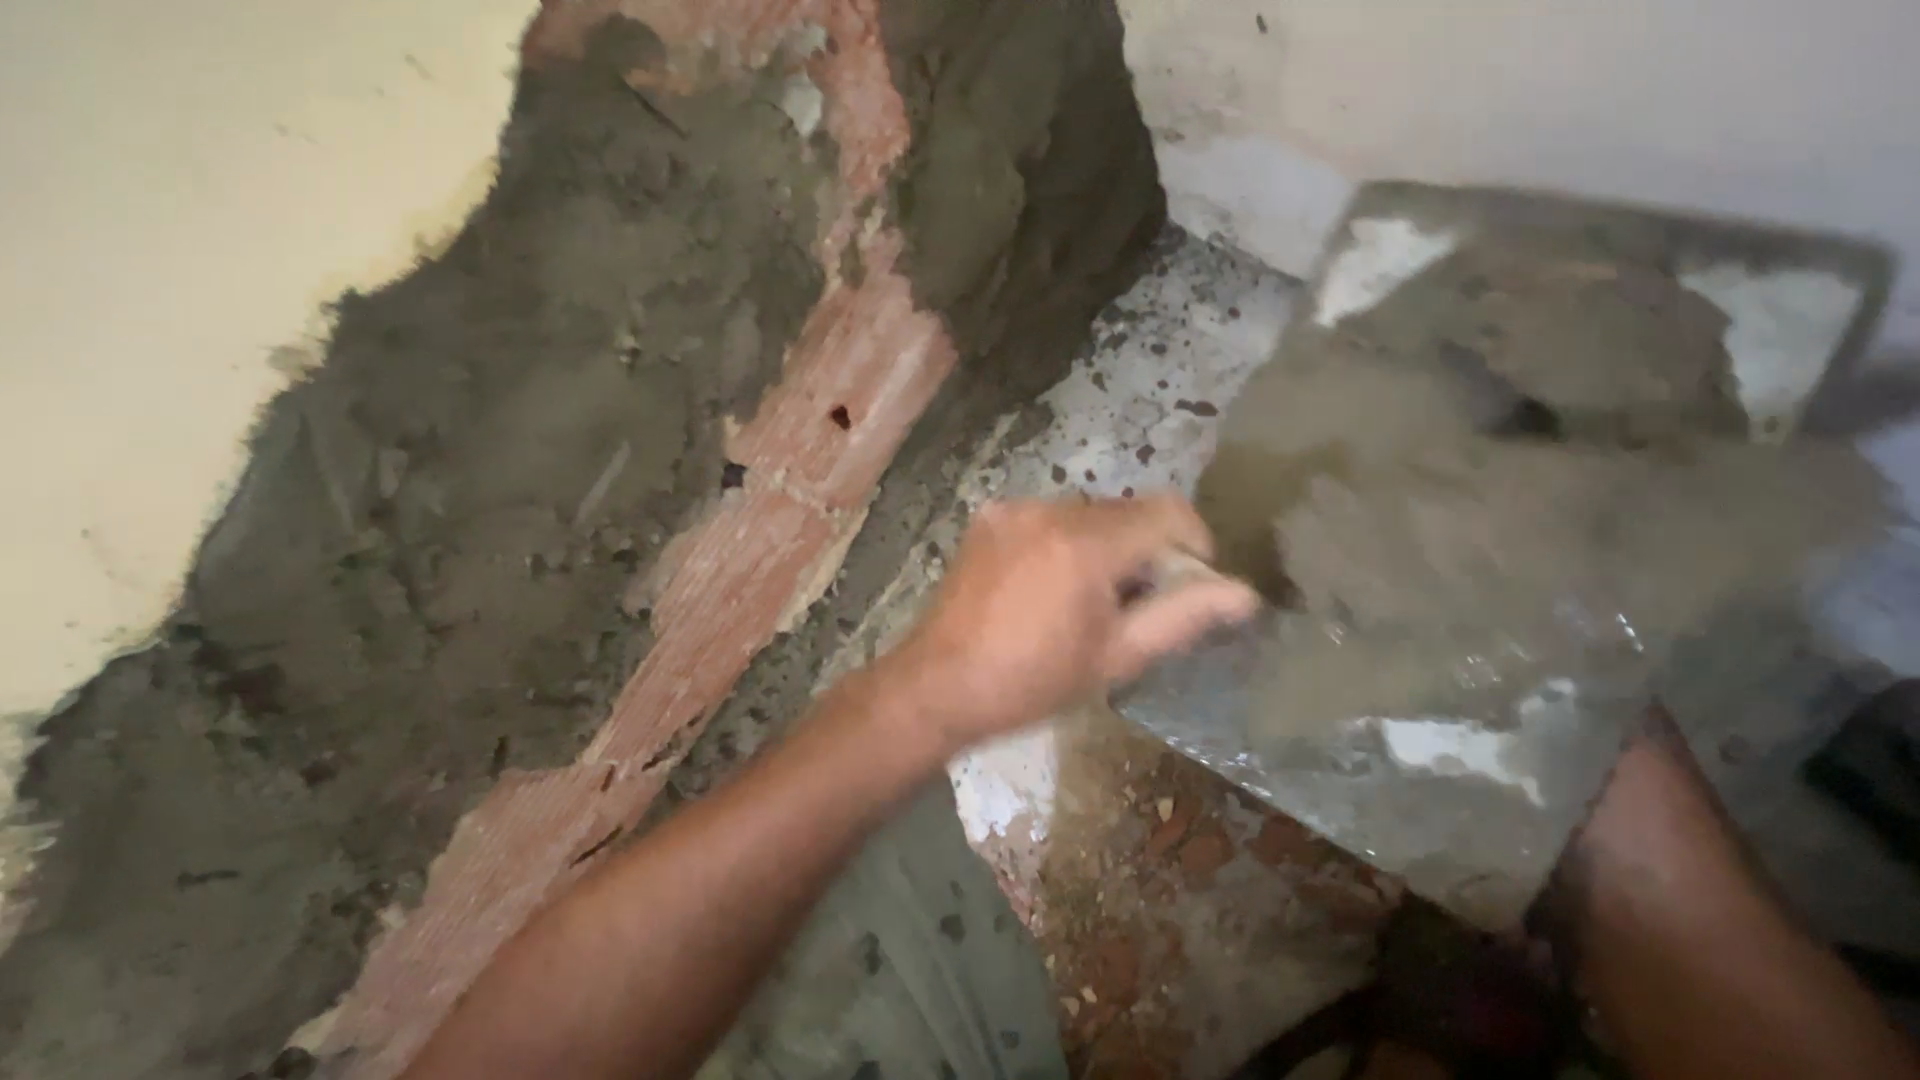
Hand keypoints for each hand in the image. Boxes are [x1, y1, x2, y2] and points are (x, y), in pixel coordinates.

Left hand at [878, 493, 1260, 753]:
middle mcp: (1049, 509)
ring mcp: (1013, 508)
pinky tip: (1046, 587)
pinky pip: (1050, 517)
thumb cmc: (1031, 682)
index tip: (1185, 585)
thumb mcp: (1116, 658)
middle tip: (1130, 605)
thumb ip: (1183, 617)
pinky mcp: (989, 516)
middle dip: (1144, 550)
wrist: (937, 685)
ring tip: (1083, 601)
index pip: (1169, 510)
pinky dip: (1065, 541)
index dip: (1193, 543)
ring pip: (1089, 512)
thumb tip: (1245, 593)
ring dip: (1105, 545)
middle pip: (1128, 510)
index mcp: (1085, 543)